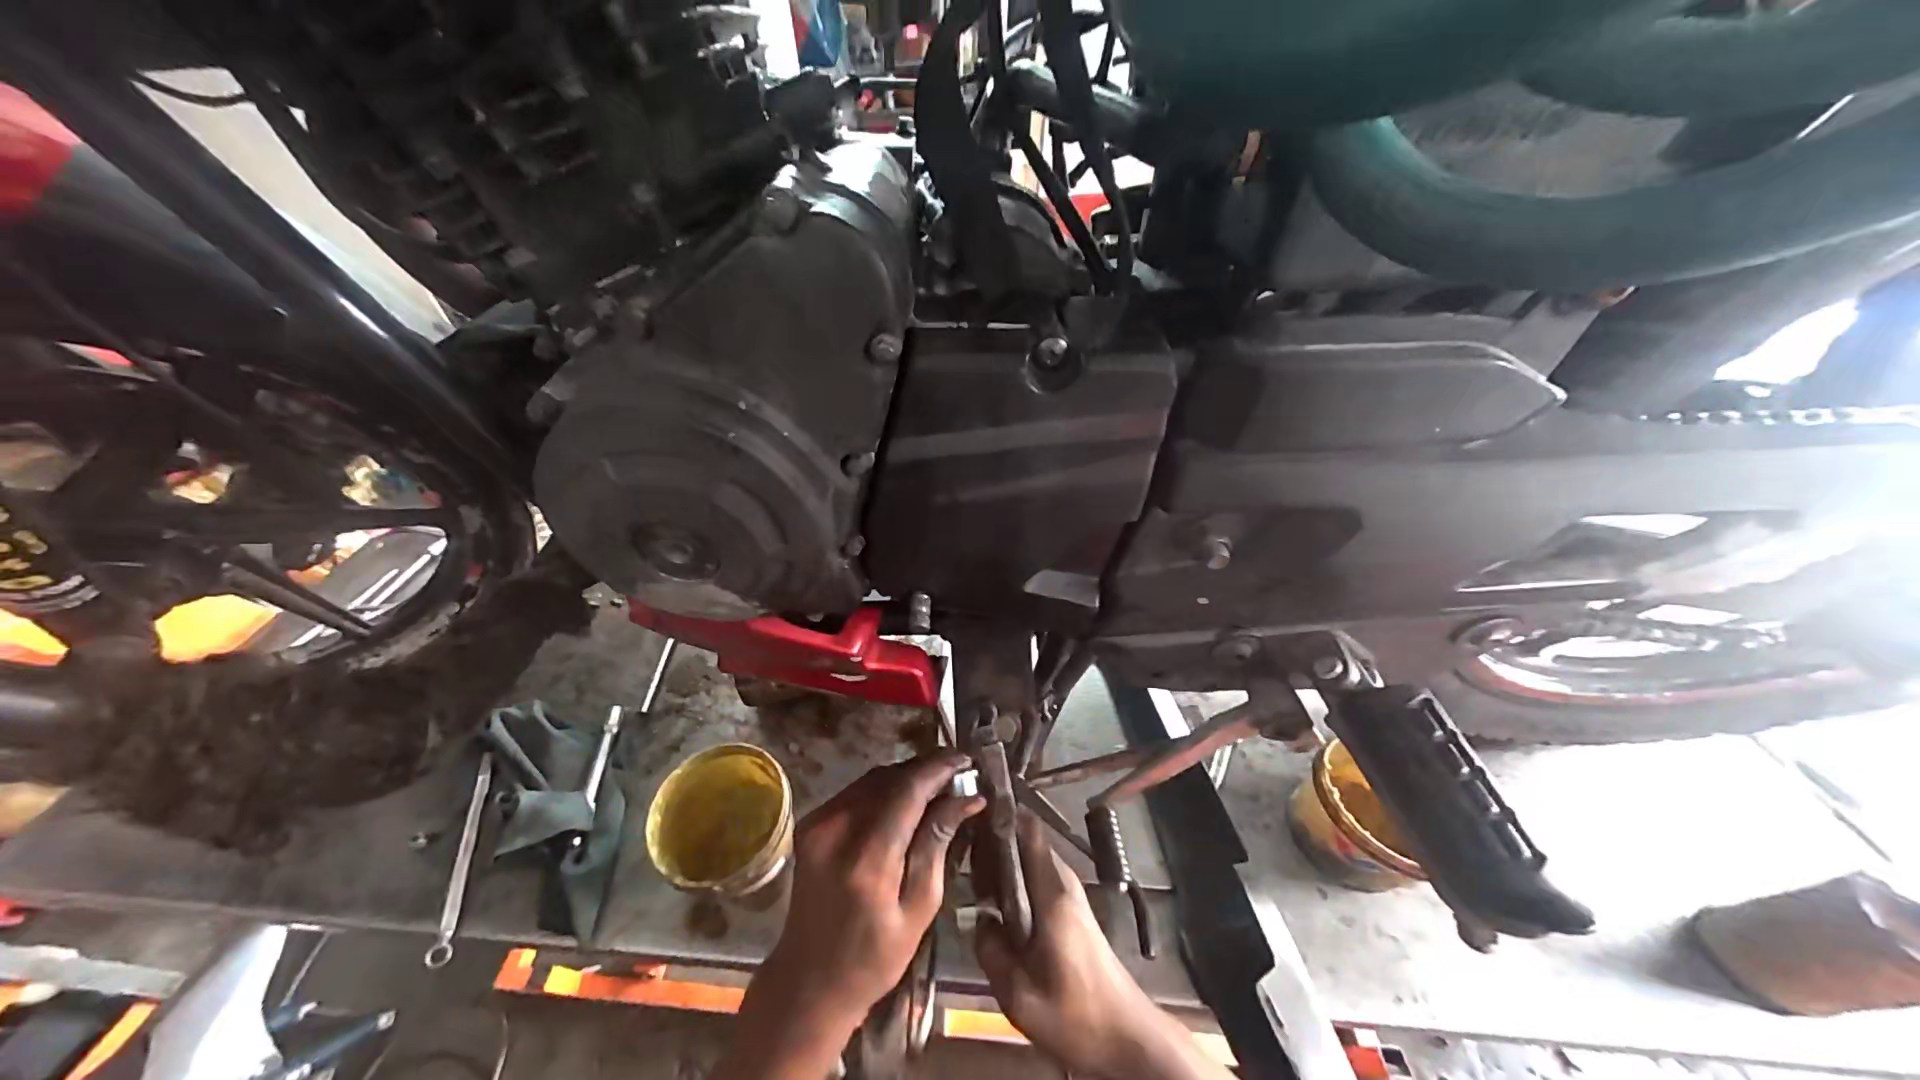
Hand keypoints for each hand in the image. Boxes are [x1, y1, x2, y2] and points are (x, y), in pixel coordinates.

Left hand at [716, 751, 982, 1079]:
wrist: (809, 978)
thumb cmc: (874, 957)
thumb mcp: (920, 907)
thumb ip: (938, 844)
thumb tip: (967, 797)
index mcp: (866, 860)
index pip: (907, 791)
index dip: (940, 768)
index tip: (968, 760)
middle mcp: (835, 831)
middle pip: (889, 778)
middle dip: (927, 770)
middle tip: (960, 777)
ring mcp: (817, 824)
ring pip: (872, 779)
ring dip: (907, 777)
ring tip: (939, 787)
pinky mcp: (811, 823)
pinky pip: (856, 792)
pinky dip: (885, 789)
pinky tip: (906, 802)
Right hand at [975, 813, 1232, 1079]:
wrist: (1126, 1038)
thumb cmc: (1075, 1016)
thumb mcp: (1019, 994)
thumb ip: (991, 949)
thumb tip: (979, 918)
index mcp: (1052, 893)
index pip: (1028, 829)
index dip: (998, 814)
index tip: (967, 817)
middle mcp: (1064, 883)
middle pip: (1026, 839)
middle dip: (993, 840)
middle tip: (960, 853)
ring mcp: (1070, 894)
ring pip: (1030, 858)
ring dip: (1003, 861)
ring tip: (972, 876)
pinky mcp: (1071, 909)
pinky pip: (1037, 877)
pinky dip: (1015, 879)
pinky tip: (995, 902)